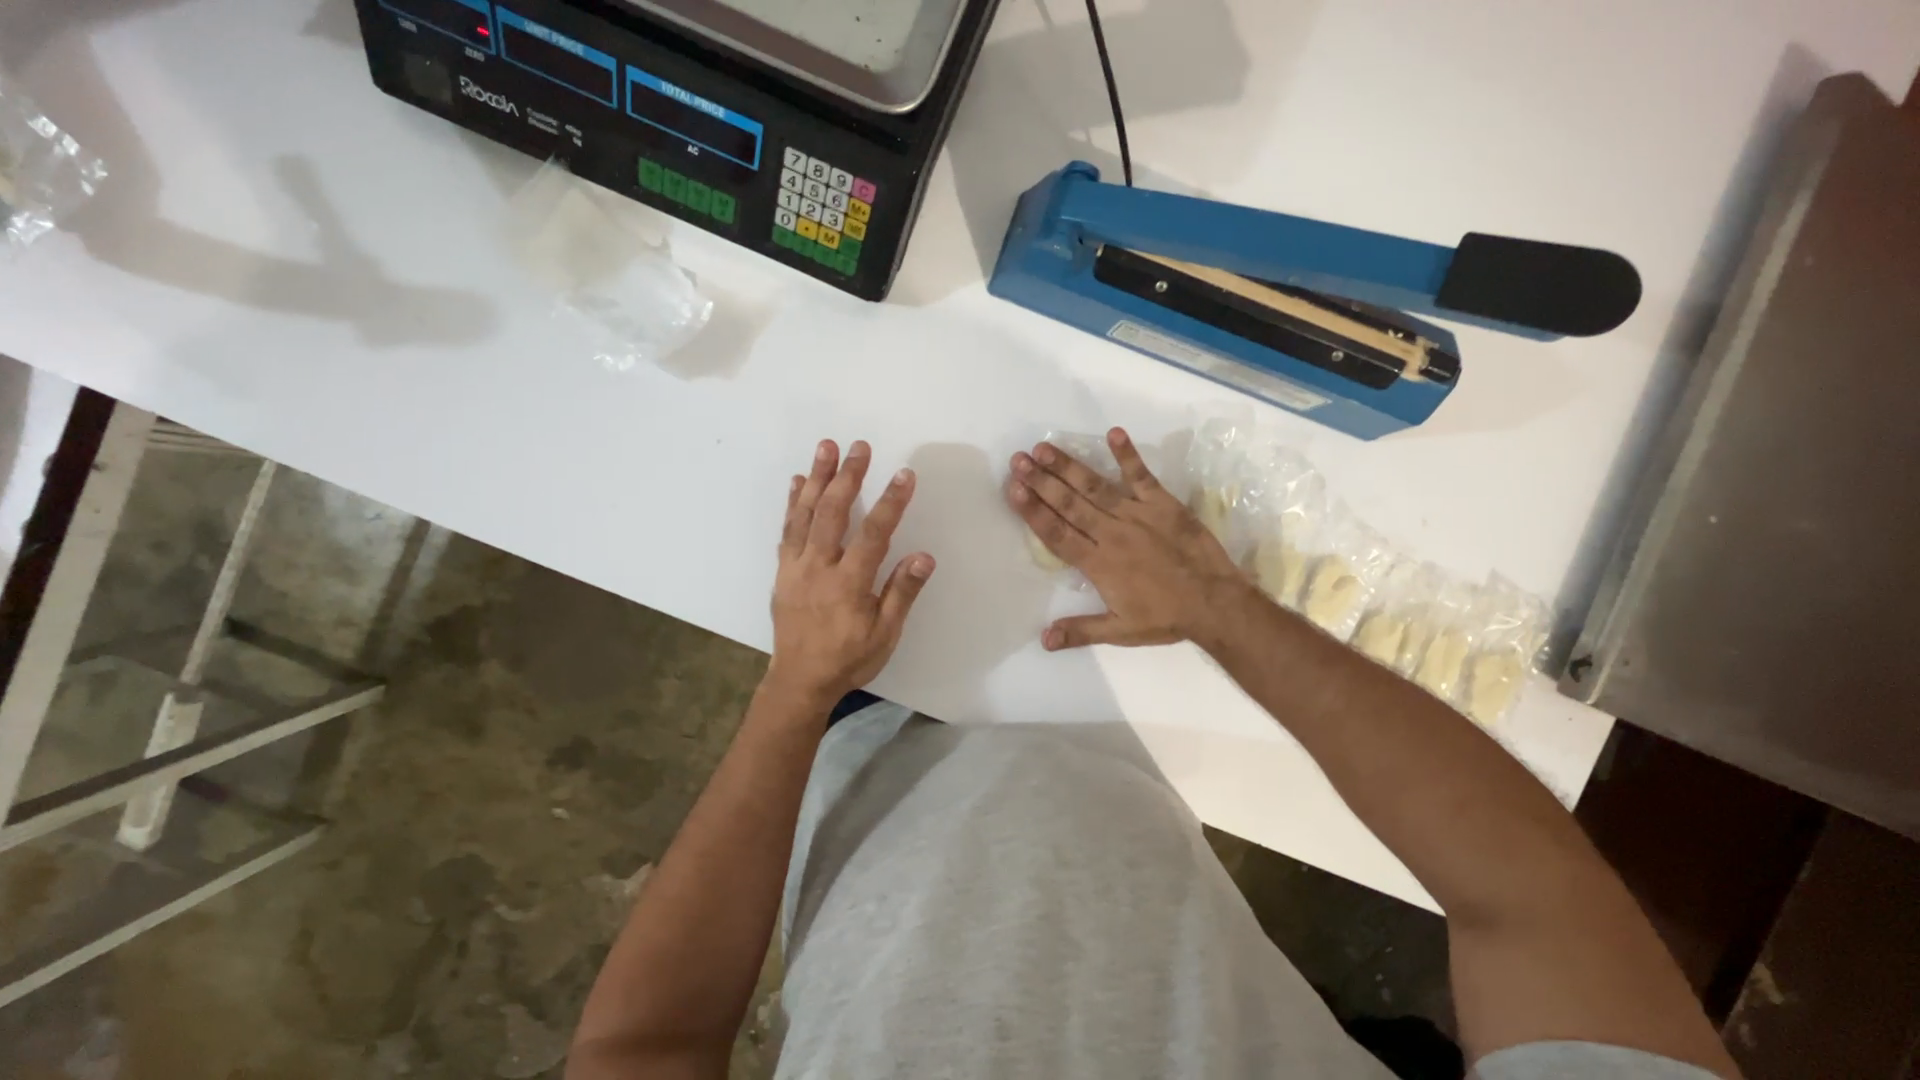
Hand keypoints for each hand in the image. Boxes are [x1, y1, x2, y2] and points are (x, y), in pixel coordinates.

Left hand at [768, 439, 934, 707]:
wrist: (799, 680)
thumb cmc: (848, 659)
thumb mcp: (884, 635)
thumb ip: (901, 593)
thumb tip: (923, 557)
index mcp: (849, 584)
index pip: (873, 534)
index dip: (891, 503)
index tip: (904, 475)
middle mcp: (819, 568)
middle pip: (833, 513)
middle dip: (848, 477)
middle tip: (859, 446)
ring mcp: (796, 567)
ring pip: (805, 514)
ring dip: (817, 478)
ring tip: (825, 447)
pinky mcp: (783, 570)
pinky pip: (787, 530)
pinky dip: (792, 503)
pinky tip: (799, 482)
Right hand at [1007, 427, 1250, 650]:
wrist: (1215, 603)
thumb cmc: (1166, 618)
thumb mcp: (1120, 631)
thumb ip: (1080, 631)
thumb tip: (1043, 640)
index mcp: (1098, 563)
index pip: (1056, 533)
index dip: (1032, 511)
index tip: (1012, 489)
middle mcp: (1111, 533)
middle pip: (1068, 504)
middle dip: (1040, 481)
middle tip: (1017, 459)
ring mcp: (1137, 515)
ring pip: (1095, 486)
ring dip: (1068, 466)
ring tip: (1044, 448)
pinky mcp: (1163, 504)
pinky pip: (1141, 475)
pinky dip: (1127, 454)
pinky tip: (1113, 432)